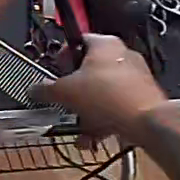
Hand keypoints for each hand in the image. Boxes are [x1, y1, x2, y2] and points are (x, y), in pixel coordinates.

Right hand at [36, 34, 169, 138]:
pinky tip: (93, 138)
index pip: (78, 41)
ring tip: (79, 131)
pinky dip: (103, 121)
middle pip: (89, 71)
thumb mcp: (66, 91)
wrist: (146, 122)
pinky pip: (116, 107)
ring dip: (87, 114)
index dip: (62, 56)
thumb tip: (33, 89)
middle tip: (65, 105)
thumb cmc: (106, 96)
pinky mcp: (142, 98)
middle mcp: (122, 55)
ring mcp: (135, 77)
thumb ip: (46, 89)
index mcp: (105, 44)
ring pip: (102, 93)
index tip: (55, 71)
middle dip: (75, 94)